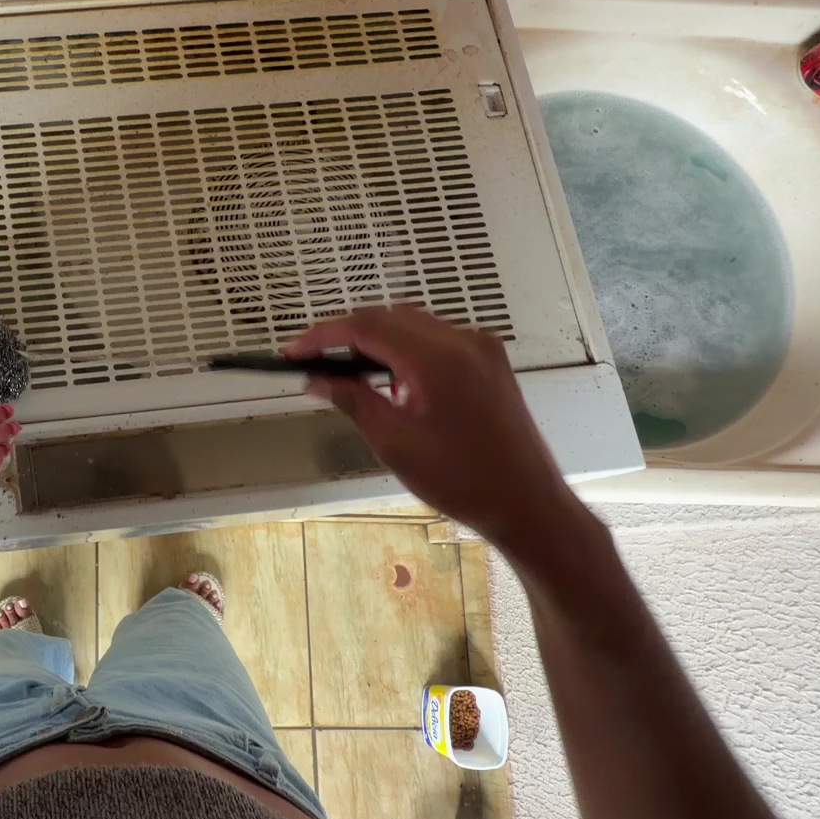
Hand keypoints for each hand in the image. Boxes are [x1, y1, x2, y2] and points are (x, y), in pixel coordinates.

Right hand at [286, 306, 582, 546]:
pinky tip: (385, 377)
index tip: (294, 351)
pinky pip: (434, 338)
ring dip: (373, 339)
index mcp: (438, 360)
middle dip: (345, 333)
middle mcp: (463, 342)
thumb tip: (317, 380)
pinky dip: (401, 348)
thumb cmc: (461, 479)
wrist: (525, 502)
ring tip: (343, 370)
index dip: (323, 335)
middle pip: (388, 317)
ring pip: (411, 323)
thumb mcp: (392, 441)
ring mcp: (480, 348)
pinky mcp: (487, 360)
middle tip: (312, 360)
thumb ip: (352, 399)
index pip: (367, 327)